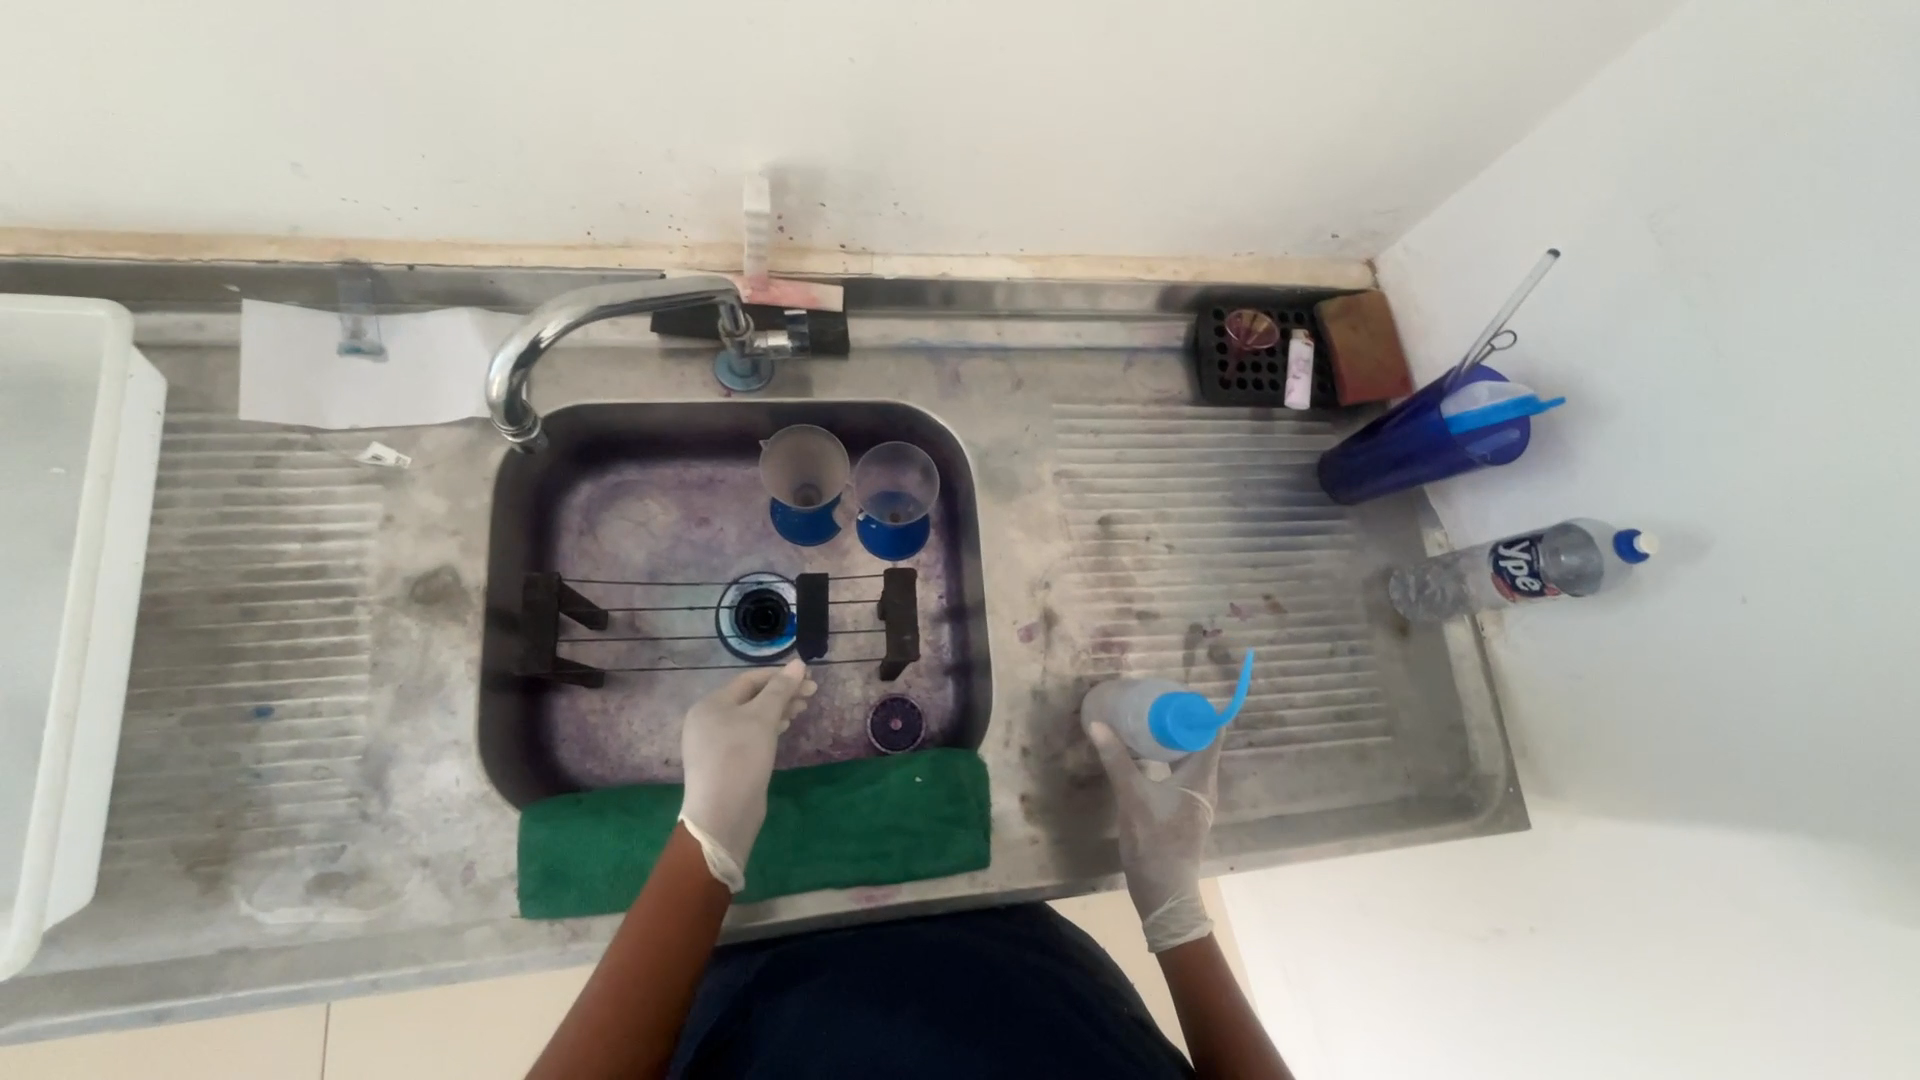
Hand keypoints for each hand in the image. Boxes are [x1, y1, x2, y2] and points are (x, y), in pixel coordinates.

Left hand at [678, 658, 815, 891]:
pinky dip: (768, 728)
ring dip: (777, 710)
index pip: (750, 679)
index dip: (780, 675)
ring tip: (802, 709)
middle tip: (811, 694)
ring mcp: (714, 743)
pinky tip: (784, 728)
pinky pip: (748, 735)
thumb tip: (798, 663)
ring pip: (751, 717)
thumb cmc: (740, 757)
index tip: (808, 677)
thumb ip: (781, 689)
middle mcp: (708, 720)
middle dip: (781, 693)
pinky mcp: (724, 762)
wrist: (722, 814)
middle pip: (750, 698)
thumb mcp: (763, 718)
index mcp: (711, 704)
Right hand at [1087, 722, 1220, 952]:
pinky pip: (1178, 772)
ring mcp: (1194, 799)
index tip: (1172, 691)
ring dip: (1170, 739)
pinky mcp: (1182, 810)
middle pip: (1198, 742)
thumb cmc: (1155, 844)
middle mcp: (1204, 785)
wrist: (1164, 895)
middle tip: (1151, 701)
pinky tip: (1143, 755)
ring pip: (1187, 758)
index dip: (1196, 709)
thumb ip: (1116, 760)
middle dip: (1177, 720)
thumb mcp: (1132, 798)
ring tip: (1144, 721)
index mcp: (1201, 777)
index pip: (1210, 731)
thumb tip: (1098, 723)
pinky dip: (1165, 757)